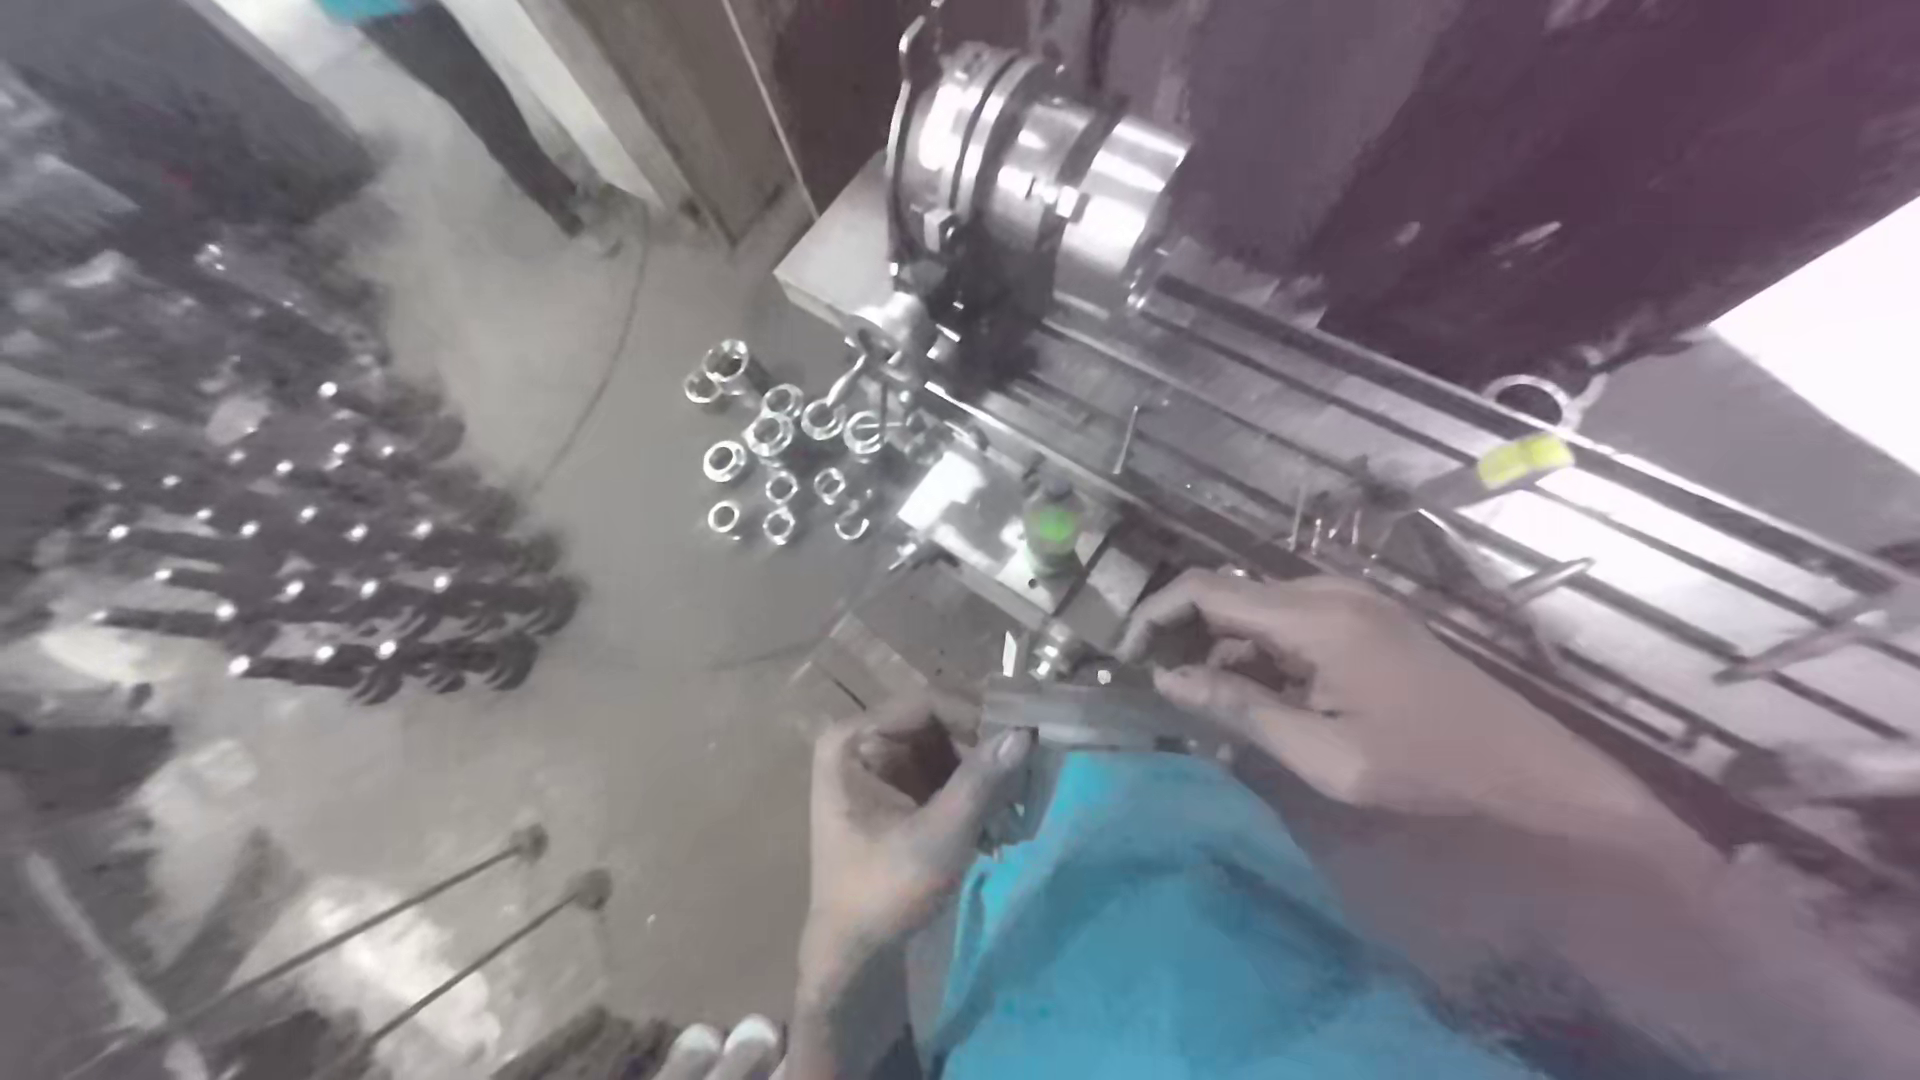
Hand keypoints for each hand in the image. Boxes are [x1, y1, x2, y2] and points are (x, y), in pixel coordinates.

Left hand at [798, 695, 1031, 995]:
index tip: (1020, 740)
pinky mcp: (902, 785)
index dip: (975, 715)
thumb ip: (979, 783)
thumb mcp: (937, 838)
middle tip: (1025, 772)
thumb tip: (1024, 734)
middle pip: (940, 721)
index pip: (926, 703)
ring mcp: (884, 762)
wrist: (856, 954)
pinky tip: (1001, 815)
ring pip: (949, 743)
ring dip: (985, 768)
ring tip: (1017, 799)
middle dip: (983, 747)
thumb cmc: (884, 892)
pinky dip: (975, 785)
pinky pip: (947, 767)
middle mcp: (866, 739)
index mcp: (853, 739)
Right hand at [1118, 570, 1666, 834]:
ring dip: (1218, 648)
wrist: (1538, 779)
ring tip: (1205, 702)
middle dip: (1181, 635)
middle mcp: (1325, 592)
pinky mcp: (1360, 618)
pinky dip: (1255, 654)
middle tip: (1161, 688)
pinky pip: (1284, 623)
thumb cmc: (1428, 772)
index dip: (1153, 616)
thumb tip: (1165, 677)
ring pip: (1251, 610)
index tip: (1127, 658)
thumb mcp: (1322, 756)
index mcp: (1314, 617)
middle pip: (1223, 594)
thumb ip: (1237, 707)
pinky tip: (1257, 697)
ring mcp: (1347, 601)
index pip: (1203, 590)